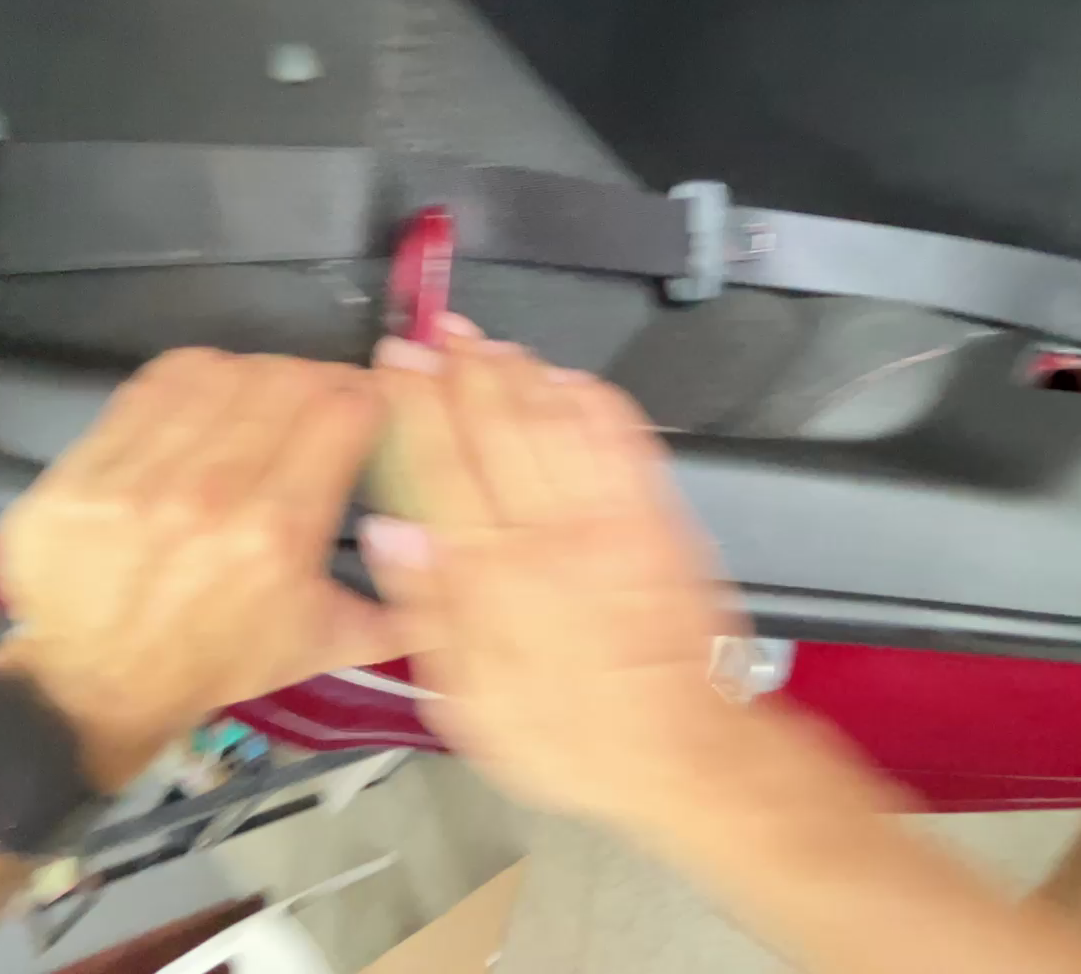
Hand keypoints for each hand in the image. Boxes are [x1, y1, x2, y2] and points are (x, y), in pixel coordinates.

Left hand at [0, 349, 402, 790]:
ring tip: (279, 395)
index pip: (345, 413)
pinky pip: (160, 382)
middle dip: (328, 378)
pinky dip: (206, 375)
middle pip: (291, 380)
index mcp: (280, 533)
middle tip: (334, 398)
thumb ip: (403, 612)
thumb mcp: (325, 645)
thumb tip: (461, 572)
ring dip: (271, 373)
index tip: (377, 406)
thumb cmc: (223, 659)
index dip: (373, 395)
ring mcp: (141, 475)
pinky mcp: (86, 466)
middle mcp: (214, 494)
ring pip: (230, 372)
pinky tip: (221, 395)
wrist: (94, 685)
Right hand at [363, 318, 751, 827]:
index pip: (442, 463)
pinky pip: (625, 438)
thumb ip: (429, 613)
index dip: (416, 402)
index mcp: (497, 576)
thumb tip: (393, 532)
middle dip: (462, 367)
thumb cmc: (574, 736)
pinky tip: (569, 377)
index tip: (397, 361)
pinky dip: (594, 398)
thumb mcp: (472, 706)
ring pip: (558, 417)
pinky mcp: (660, 516)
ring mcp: (614, 517)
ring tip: (489, 341)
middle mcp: (553, 532)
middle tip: (437, 330)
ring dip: (521, 370)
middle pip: (499, 423)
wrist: (687, 749)